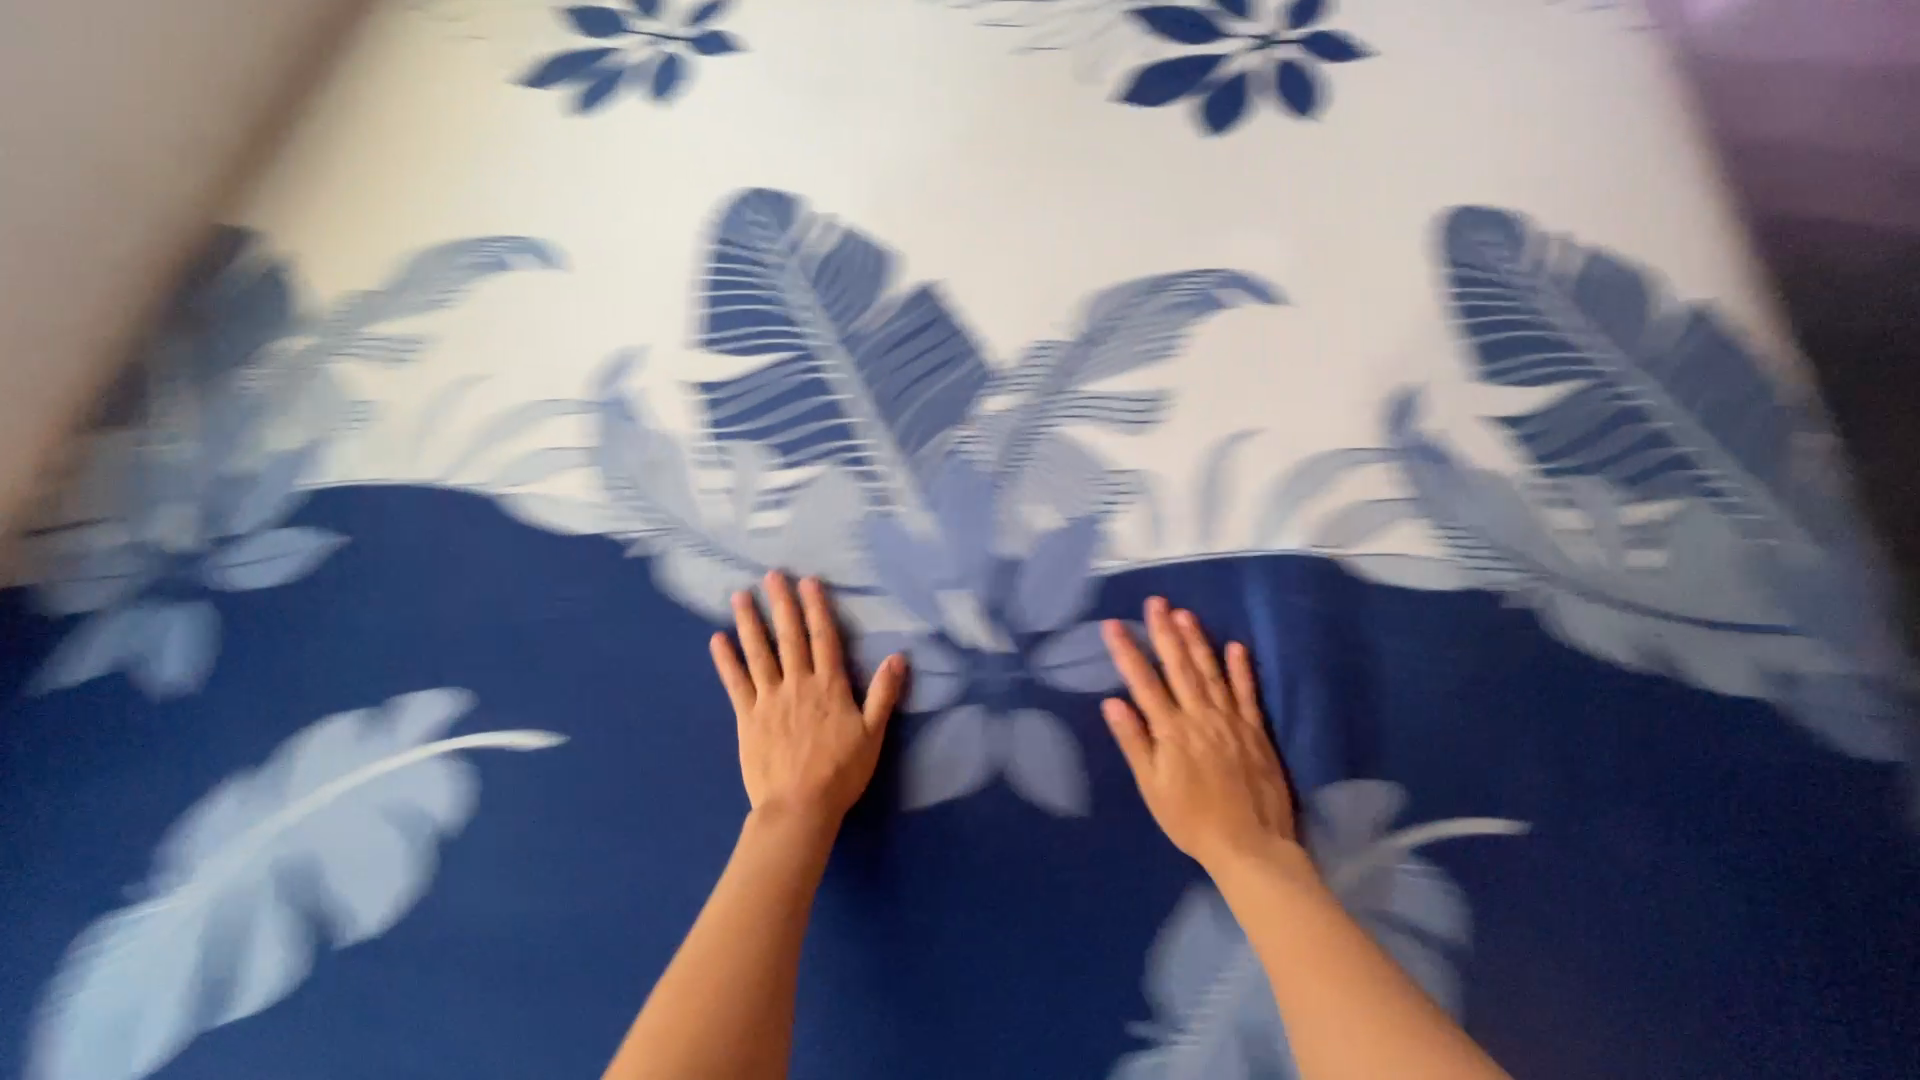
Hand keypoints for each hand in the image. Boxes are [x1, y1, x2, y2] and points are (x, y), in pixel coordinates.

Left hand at [710, 572, 905, 827]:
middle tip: (772, 575)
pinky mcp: (747, 717)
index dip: (817, 608)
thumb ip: (884, 694)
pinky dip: (726, 660)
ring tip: (740, 596)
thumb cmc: (841, 773)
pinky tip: (717, 640)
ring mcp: (769, 699)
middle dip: (782, 604)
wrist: (800, 806)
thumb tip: (900, 657)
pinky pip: (735, 682)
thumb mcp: (873, 734)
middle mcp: (798, 684)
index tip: (809, 582)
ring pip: (759, 652)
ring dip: (750, 622)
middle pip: (790, 637)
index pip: (824, 638)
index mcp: (830, 687)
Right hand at [1100, 597, 1300, 873]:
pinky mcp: (1255, 731)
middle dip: (1164, 632)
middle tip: (1155, 602)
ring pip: (1211, 672)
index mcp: (1171, 732)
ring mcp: (1231, 721)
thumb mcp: (1152, 787)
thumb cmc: (1191, 821)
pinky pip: (1247, 693)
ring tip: (1185, 613)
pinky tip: (1235, 646)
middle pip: (1179, 668)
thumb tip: (1112, 702)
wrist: (1250, 845)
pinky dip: (1241, 669)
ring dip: (1197, 641)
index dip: (1128, 652)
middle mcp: (1200, 717)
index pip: (1143, 683)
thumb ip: (1134, 742)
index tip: (1113, 625)